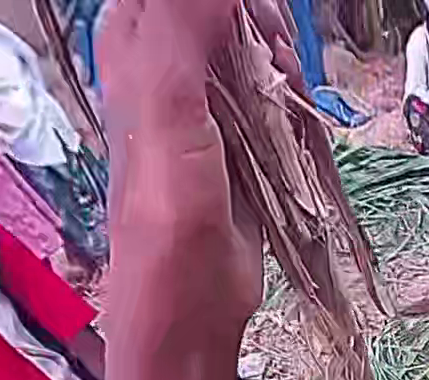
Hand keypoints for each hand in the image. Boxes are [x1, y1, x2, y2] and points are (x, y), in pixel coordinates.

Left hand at [94, 0, 263, 379]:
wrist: (192, 301)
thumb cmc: (169, 209)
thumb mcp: (167, 101)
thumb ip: (184, 21)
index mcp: (134, 51)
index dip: (219, 1)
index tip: (254, 17)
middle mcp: (169, 78)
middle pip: (216, 16)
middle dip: (254, 23)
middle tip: (275, 52)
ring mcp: (209, 120)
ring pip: (247, 59)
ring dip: (276, 64)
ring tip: (288, 86)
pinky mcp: (242, 158)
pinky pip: (267, 109)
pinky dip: (286, 106)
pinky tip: (294, 118)